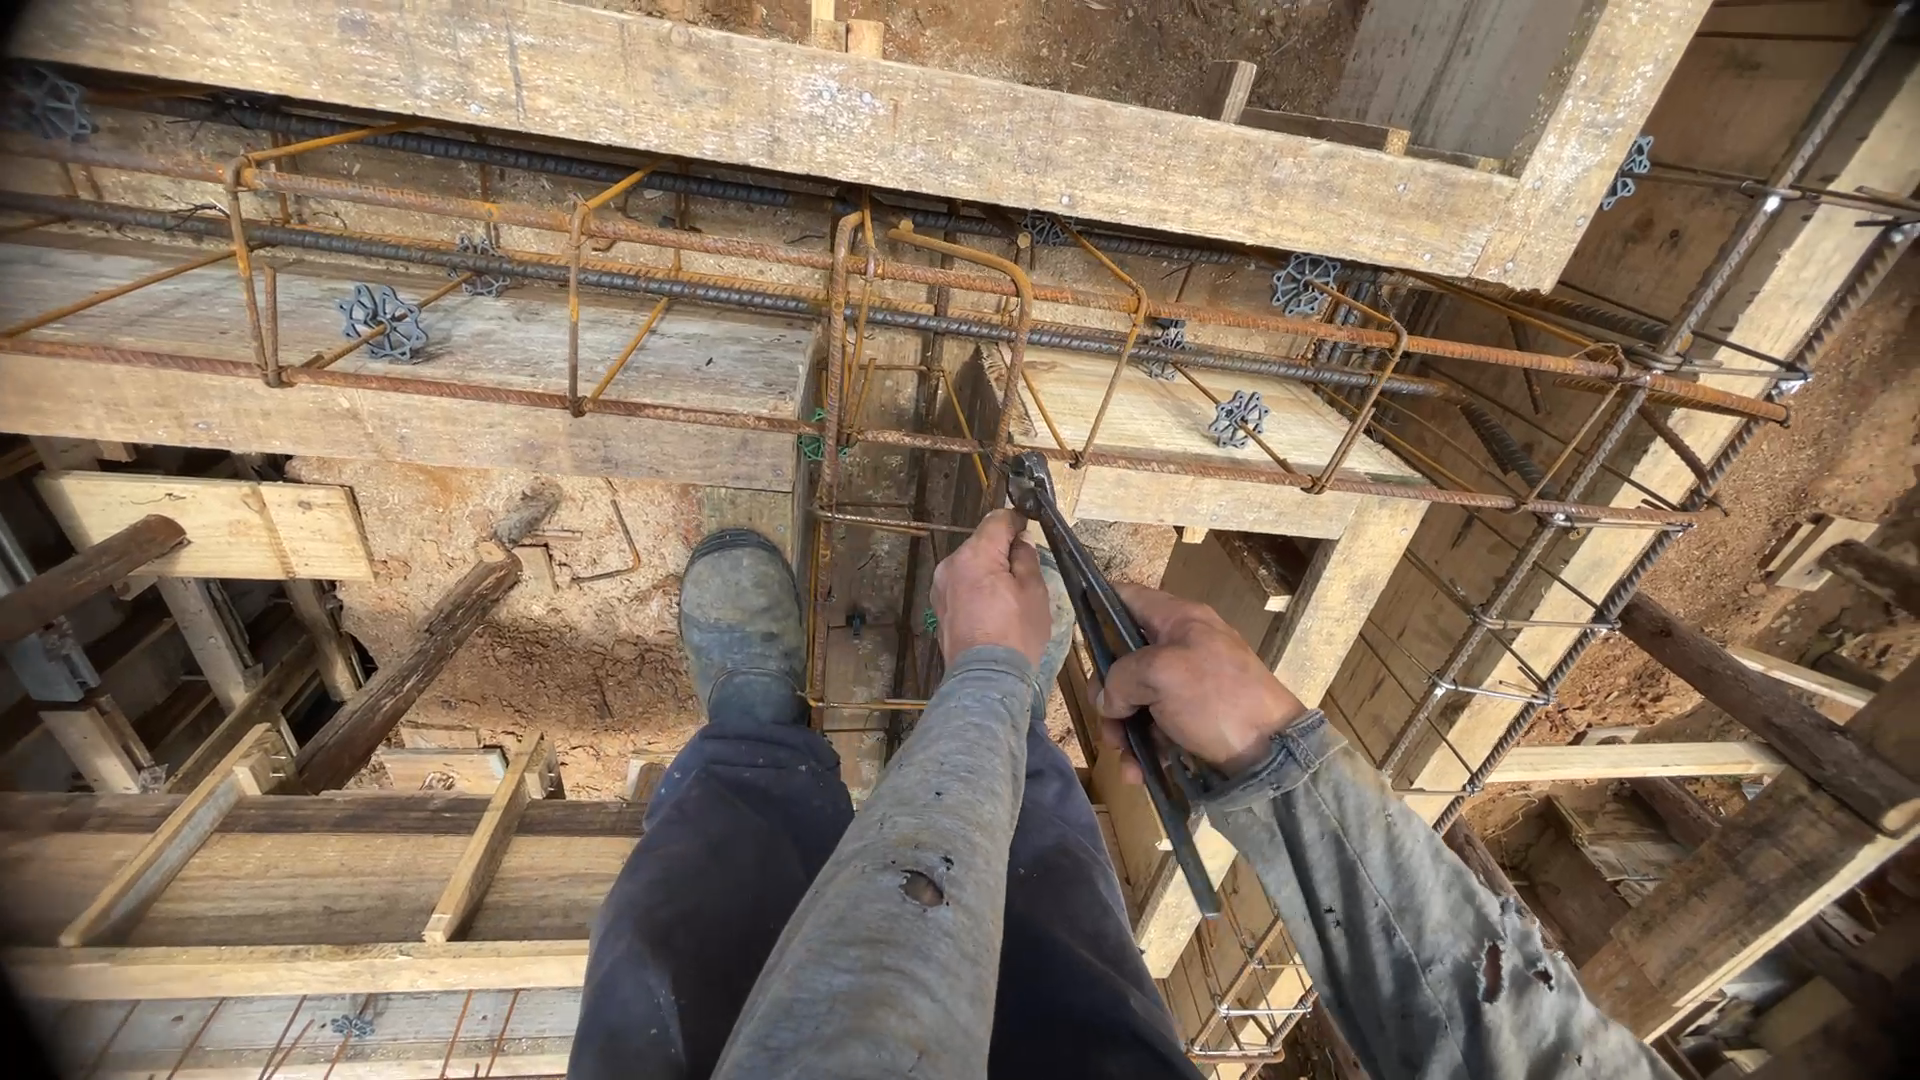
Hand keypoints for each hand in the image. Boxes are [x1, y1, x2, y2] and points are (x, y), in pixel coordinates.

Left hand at [931, 508, 1052, 667]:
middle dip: (1002, 551)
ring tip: (1009, 596)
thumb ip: (1026, 558)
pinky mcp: (938, 607)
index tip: (1029, 530)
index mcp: (974, 556)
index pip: (996, 520)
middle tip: (1025, 572)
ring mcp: (940, 587)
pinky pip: (961, 585)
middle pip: (980, 544)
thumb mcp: (1034, 591)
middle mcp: (950, 565)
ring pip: (970, 565)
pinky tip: (992, 609)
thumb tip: (1020, 541)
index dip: (1016, 521)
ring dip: (988, 571)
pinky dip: (976, 588)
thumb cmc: (1015, 634)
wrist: (985, 679)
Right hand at [1097, 583, 1307, 776]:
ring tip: (1124, 756)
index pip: (1127, 596)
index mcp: (1178, 619)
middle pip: (1123, 656)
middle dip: (1109, 692)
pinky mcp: (1194, 717)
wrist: (1274, 755)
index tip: (1075, 628)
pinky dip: (1144, 747)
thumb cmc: (1217, 699)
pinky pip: (1155, 725)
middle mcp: (1181, 645)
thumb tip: (1110, 701)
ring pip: (1135, 696)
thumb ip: (1120, 677)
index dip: (1097, 604)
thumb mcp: (1161, 674)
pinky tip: (1139, 771)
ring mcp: (1188, 683)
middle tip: (1108, 717)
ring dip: (1122, 728)